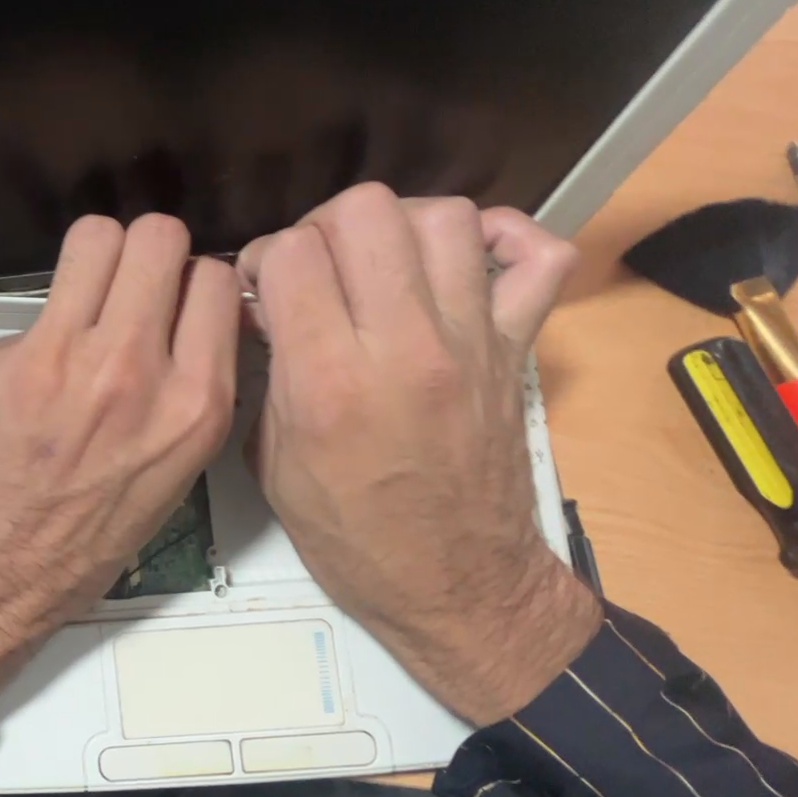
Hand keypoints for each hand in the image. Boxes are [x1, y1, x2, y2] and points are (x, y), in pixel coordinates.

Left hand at [0, 214, 241, 706]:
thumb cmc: (90, 535)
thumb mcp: (178, 467)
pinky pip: (36, 299)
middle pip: (159, 236)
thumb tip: (190, 318)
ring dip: (96, 258)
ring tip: (86, 297)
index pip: (219, 279)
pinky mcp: (5, 361)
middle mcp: (134, 374)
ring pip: (94, 238)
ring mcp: (63, 361)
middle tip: (130, 283)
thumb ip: (193, 384)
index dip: (195, 280)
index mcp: (194, 405)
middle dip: (148, 252)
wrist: (2, 571)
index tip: (178, 294)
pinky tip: (37, 362)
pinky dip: (42, 319)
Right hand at [237, 184, 598, 725]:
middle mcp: (403, 345)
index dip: (262, 257)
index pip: (291, 254)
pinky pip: (538, 255)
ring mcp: (471, 340)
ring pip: (441, 217)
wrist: (452, 584)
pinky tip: (458, 259)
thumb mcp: (268, 458)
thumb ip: (267, 372)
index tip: (259, 288)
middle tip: (312, 269)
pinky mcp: (516, 347)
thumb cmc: (344, 533)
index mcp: (328, 381)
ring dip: (392, 227)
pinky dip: (500, 237)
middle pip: (364, 212)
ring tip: (372, 265)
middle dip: (320, 228)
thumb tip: (264, 305)